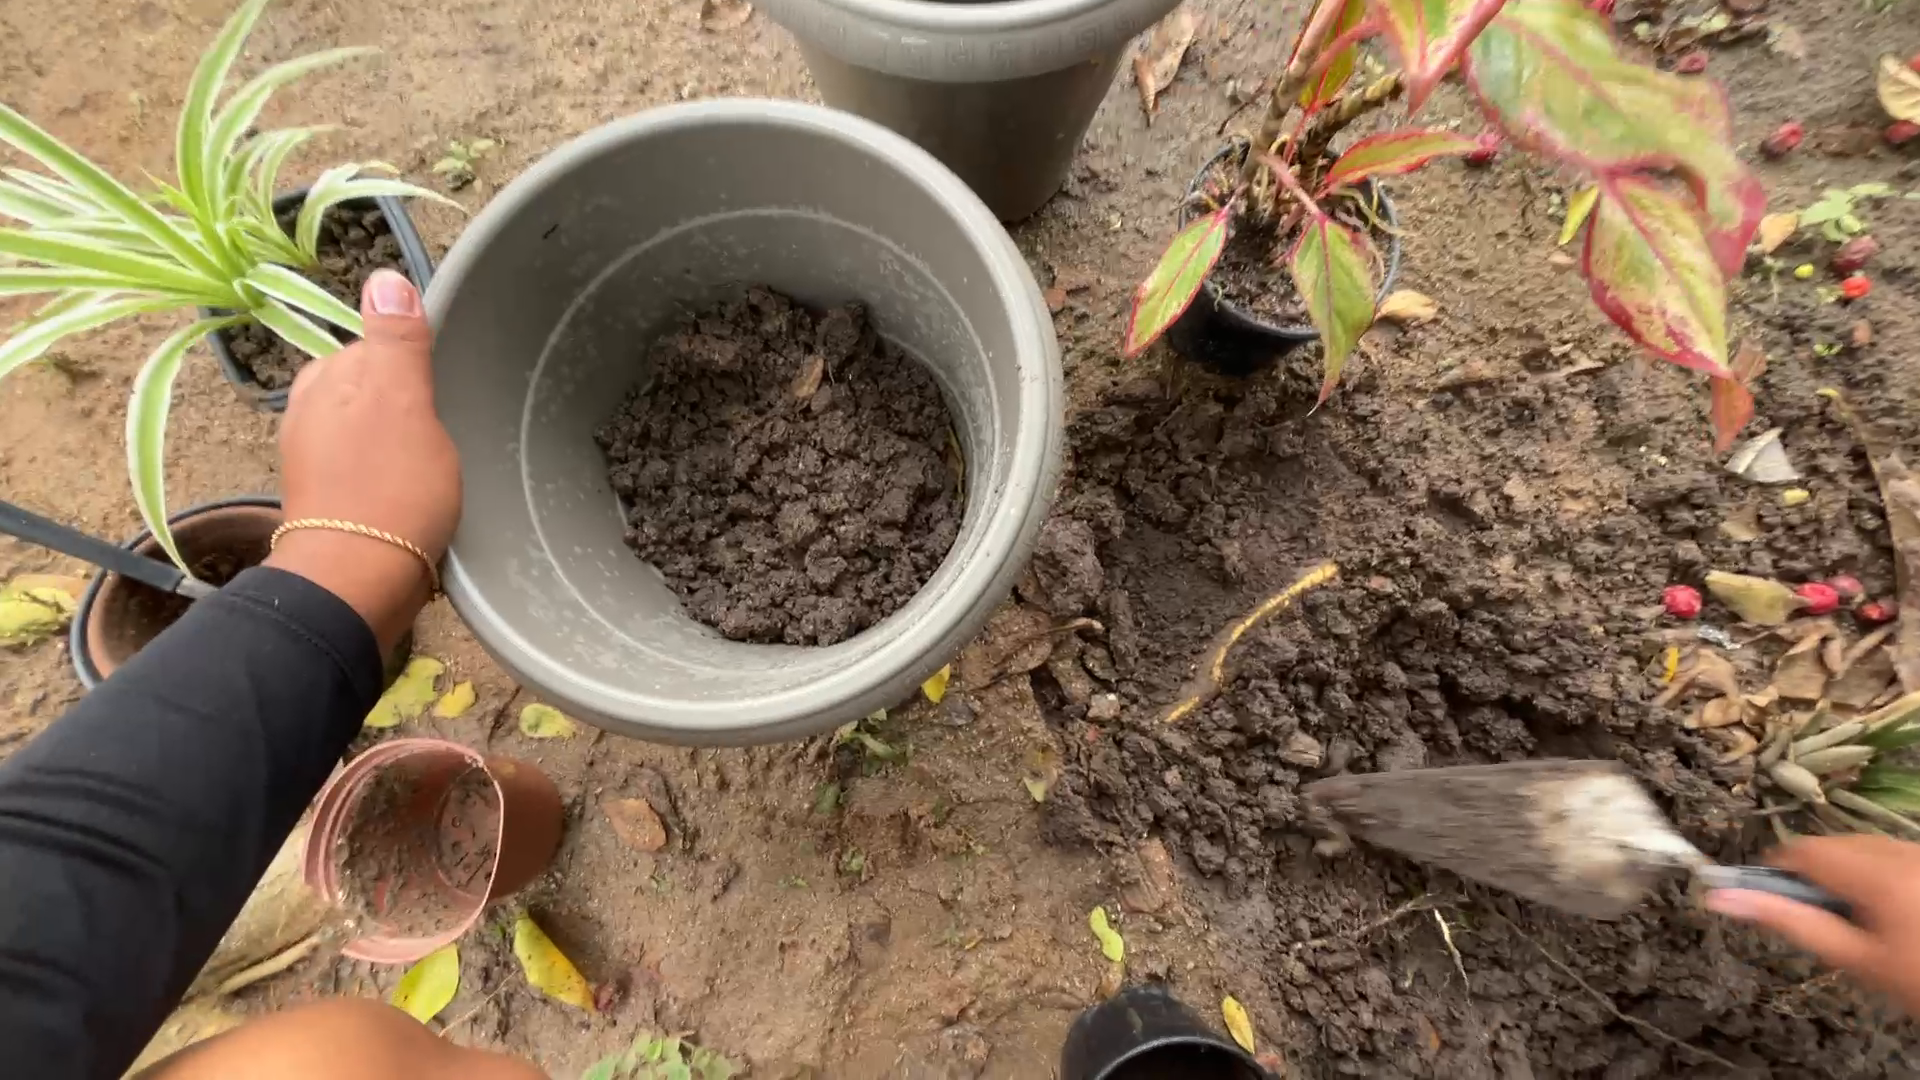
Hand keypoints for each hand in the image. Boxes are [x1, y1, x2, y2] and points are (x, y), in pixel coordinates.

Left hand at [264, 270, 460, 650]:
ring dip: (404, 429)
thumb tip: (386, 277)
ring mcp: (319, 457)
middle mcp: (312, 414)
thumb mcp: (404, 405)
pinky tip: (421, 481)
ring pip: (371, 423)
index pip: (372, 345)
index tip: (450, 381)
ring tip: (442, 452)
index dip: (414, 358)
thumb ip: (397, 343)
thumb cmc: (392, 487)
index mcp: (326, 383)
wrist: (364, 576)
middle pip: (370, 383)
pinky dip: (396, 461)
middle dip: (407, 392)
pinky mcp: (335, 495)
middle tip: (453, 418)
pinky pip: (371, 459)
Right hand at [1706, 835, 1919, 1015]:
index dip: (1782, 870)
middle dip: (1820, 872)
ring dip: (1850, 869)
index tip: (1786, 898)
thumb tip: (1715, 896)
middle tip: (1832, 912)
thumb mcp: (1853, 957)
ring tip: (1870, 912)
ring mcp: (1919, 856)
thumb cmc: (1917, 978)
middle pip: (1831, 846)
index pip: (1799, 850)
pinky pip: (1892, 853)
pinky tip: (1899, 904)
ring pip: (1861, 847)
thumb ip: (1787, 920)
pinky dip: (1881, 870)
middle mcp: (1900, 855)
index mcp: (1874, 875)